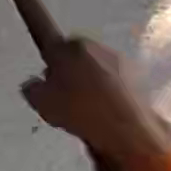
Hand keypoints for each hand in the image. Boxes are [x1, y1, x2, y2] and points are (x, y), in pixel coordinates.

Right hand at [21, 37, 170, 169]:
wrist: (129, 132)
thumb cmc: (78, 111)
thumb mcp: (38, 101)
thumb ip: (31, 86)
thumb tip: (36, 83)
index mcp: (67, 47)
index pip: (49, 38)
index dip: (45, 48)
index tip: (42, 56)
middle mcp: (94, 47)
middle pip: (75, 52)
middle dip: (68, 67)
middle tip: (61, 91)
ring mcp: (120, 61)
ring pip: (96, 65)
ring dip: (89, 78)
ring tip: (84, 105)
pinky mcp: (139, 78)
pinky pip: (114, 79)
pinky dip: (109, 89)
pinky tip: (103, 110)